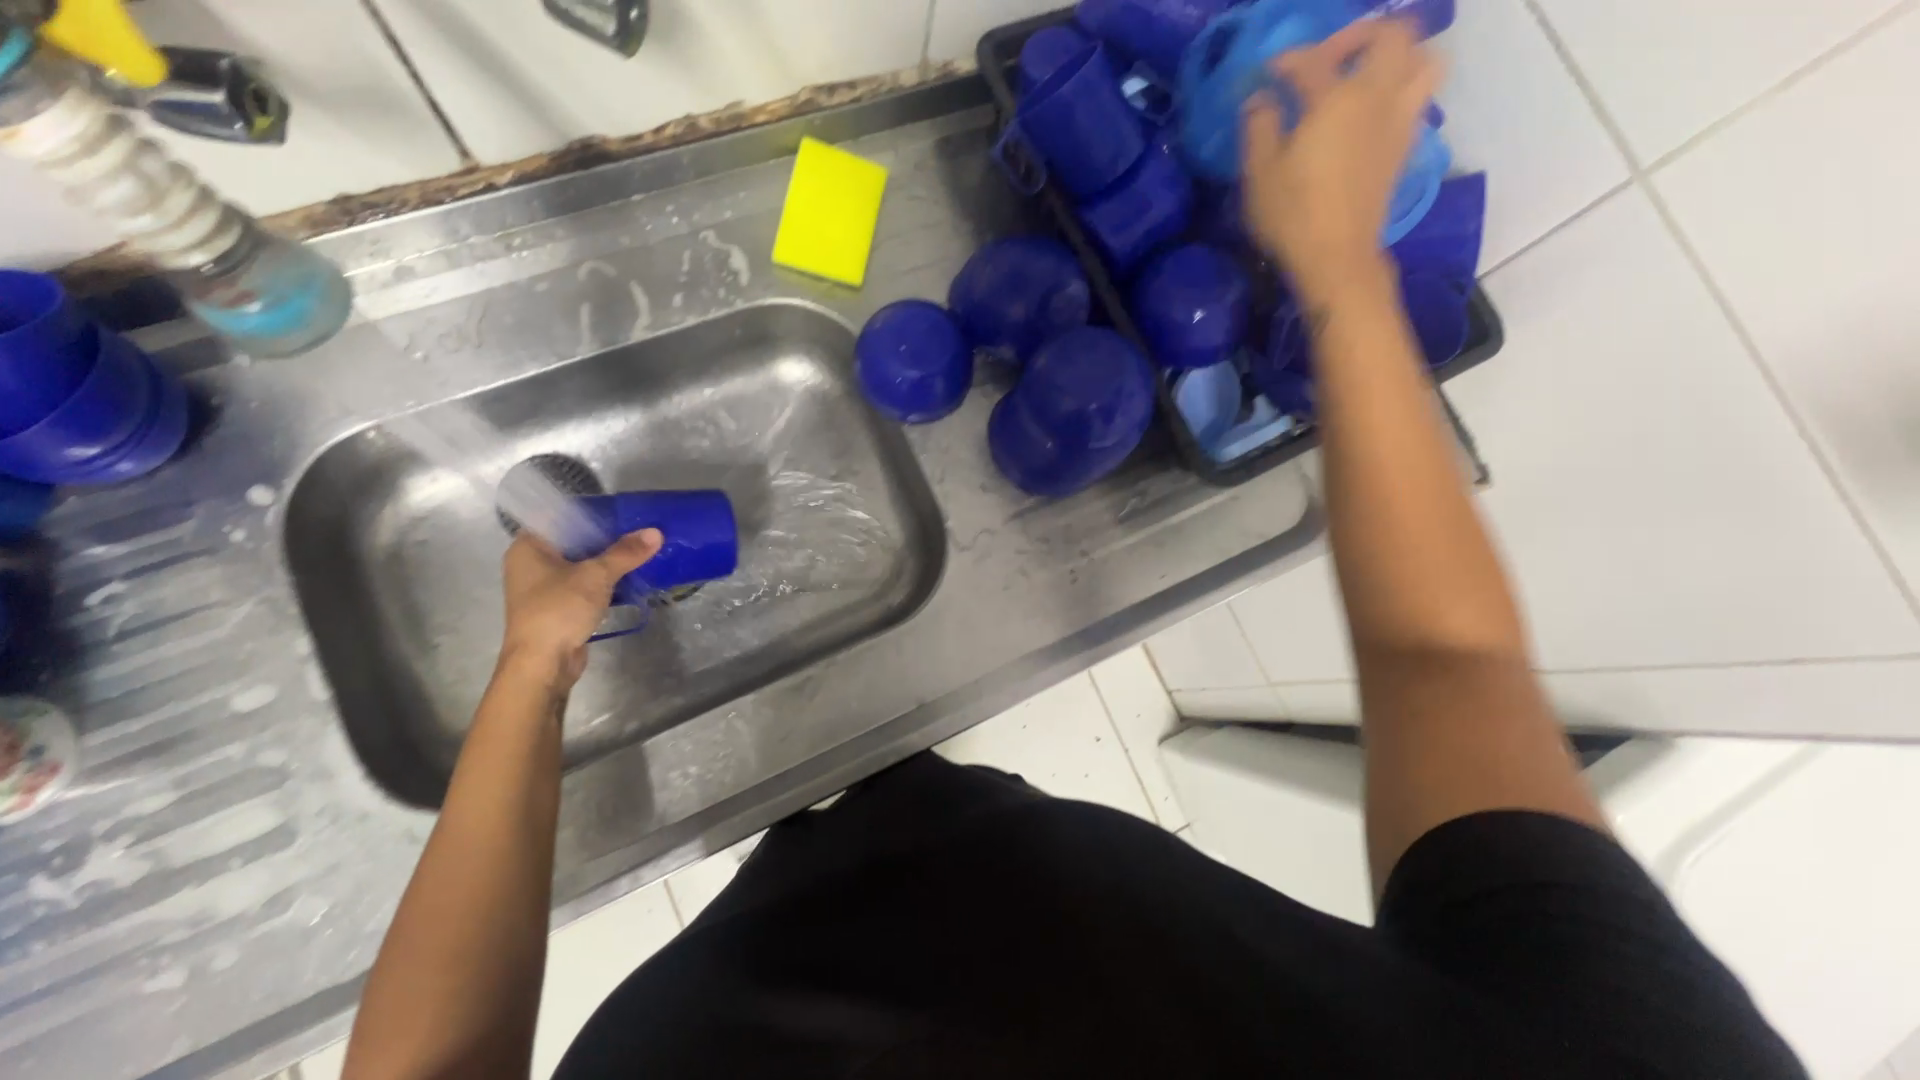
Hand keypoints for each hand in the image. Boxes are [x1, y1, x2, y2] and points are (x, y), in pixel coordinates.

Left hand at [497, 529, 662, 688]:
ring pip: (581, 566)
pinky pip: (584, 586)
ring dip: (608, 563)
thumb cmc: (559, 609)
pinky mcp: (557, 608)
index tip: (624, 512)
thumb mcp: (596, 576)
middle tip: (639, 530)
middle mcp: (531, 564)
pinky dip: (604, 583)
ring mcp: (543, 588)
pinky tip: (631, 578)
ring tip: (641, 551)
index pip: (562, 519)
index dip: (593, 514)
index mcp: (529, 546)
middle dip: (607, 540)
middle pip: (574, 543)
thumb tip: (656, 532)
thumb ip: (625, 553)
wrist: (542, 663)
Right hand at [1241, 19, 1442, 302]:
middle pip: (1392, 36)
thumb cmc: (1292, 215)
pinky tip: (1370, 110)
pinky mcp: (1405, 146)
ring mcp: (1399, 121)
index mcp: (1337, 98)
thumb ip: (1259, 125)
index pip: (1312, 60)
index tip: (1267, 75)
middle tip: (1328, 58)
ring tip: (1364, 74)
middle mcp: (1377, 98)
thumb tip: (1261, 99)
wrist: (1337, 258)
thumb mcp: (1259, 171)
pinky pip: (1417, 96)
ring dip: (1397, 55)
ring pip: (1423, 60)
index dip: (1286, 60)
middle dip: (1358, 35)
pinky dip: (1400, 87)